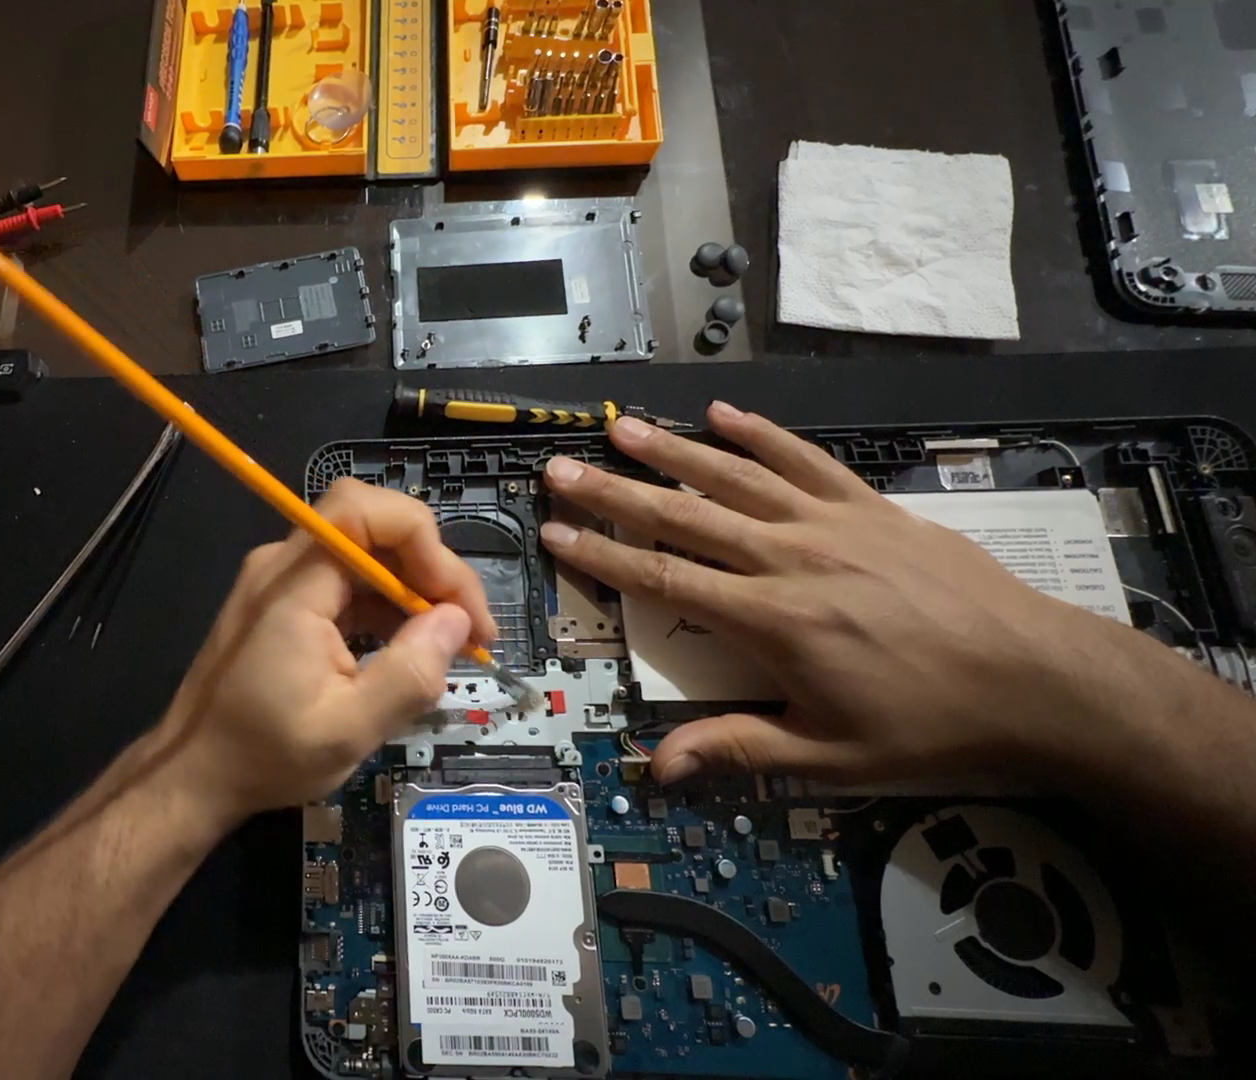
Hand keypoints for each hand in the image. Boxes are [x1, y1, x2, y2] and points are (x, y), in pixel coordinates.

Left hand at [158, 478, 495, 819]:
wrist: (193, 772)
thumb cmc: (262, 755)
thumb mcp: (347, 729)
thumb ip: (409, 674)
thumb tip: (457, 622)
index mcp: (293, 585)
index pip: (361, 511)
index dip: (422, 540)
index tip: (457, 603)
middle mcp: (285, 566)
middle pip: (373, 528)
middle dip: (432, 569)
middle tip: (472, 628)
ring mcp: (284, 582)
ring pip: (367, 556)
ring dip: (416, 590)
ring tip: (454, 643)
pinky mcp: (288, 604)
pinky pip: (350, 584)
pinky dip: (389, 607)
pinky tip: (412, 647)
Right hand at [539, 403, 1187, 785]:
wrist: (1048, 685)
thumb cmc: (929, 725)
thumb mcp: (829, 754)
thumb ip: (737, 747)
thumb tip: (658, 768)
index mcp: (772, 619)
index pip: (663, 578)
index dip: (600, 554)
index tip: (554, 532)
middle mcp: (789, 558)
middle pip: (683, 517)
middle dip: (612, 493)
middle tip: (561, 468)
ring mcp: (831, 524)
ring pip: (734, 477)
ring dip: (672, 450)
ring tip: (622, 427)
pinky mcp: (869, 508)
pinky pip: (806, 460)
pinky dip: (761, 435)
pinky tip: (722, 413)